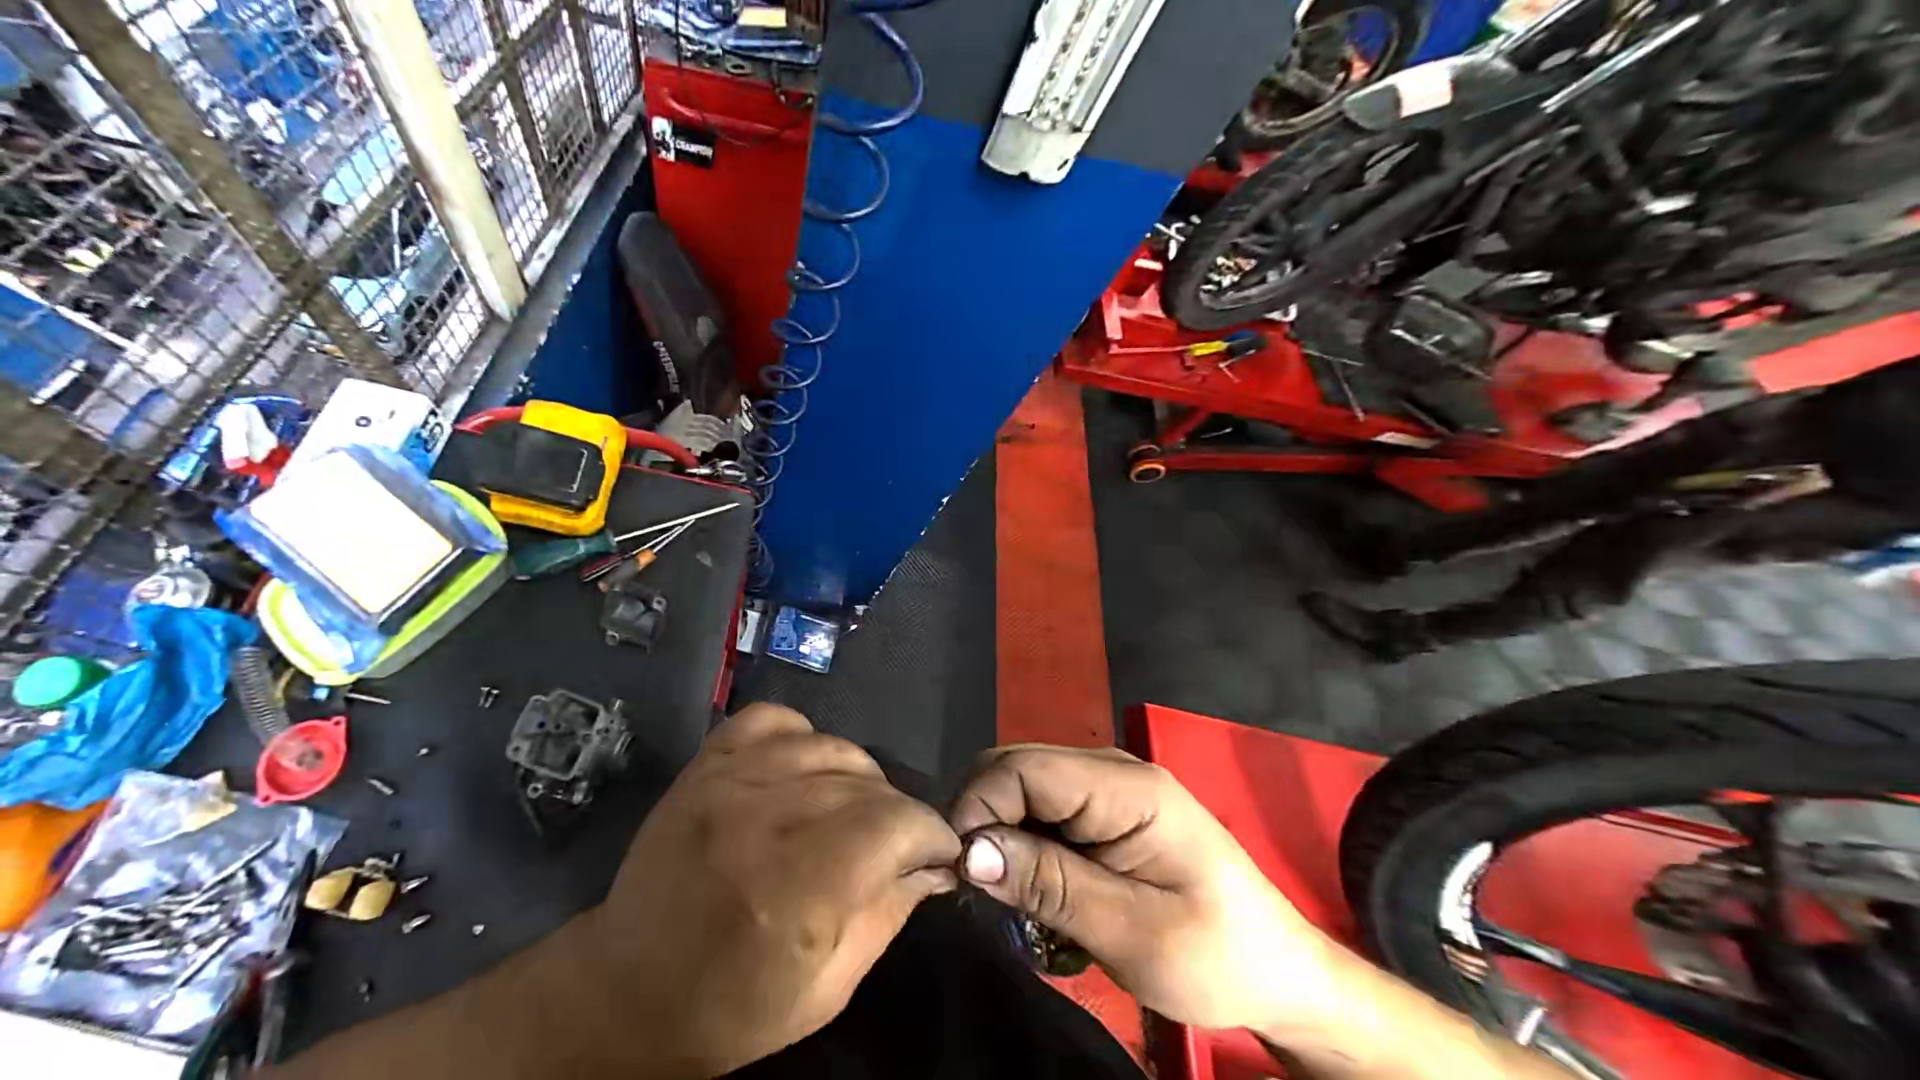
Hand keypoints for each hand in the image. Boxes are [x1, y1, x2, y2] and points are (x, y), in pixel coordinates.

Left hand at [596, 705, 960, 1075]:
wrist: (626, 990)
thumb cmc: (732, 1007)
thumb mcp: (828, 988)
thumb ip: (890, 912)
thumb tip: (934, 864)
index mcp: (800, 885)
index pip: (898, 822)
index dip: (931, 834)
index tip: (937, 854)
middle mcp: (768, 816)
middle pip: (870, 784)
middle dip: (899, 816)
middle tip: (892, 848)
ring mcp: (732, 778)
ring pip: (835, 748)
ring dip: (859, 781)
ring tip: (849, 814)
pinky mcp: (708, 762)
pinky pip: (778, 720)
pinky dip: (804, 740)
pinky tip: (802, 774)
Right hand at [949, 744, 1334, 1032]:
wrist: (1277, 971)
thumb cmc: (1217, 955)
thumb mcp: (1133, 933)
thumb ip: (1052, 885)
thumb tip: (970, 851)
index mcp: (1127, 787)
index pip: (1023, 768)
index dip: (978, 808)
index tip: (958, 872)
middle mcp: (1110, 771)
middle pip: (1015, 769)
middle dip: (982, 821)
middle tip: (975, 890)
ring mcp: (1105, 790)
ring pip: (1021, 790)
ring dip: (999, 837)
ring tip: (1001, 897)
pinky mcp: (1102, 814)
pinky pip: (1040, 813)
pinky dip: (1021, 847)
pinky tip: (1030, 889)